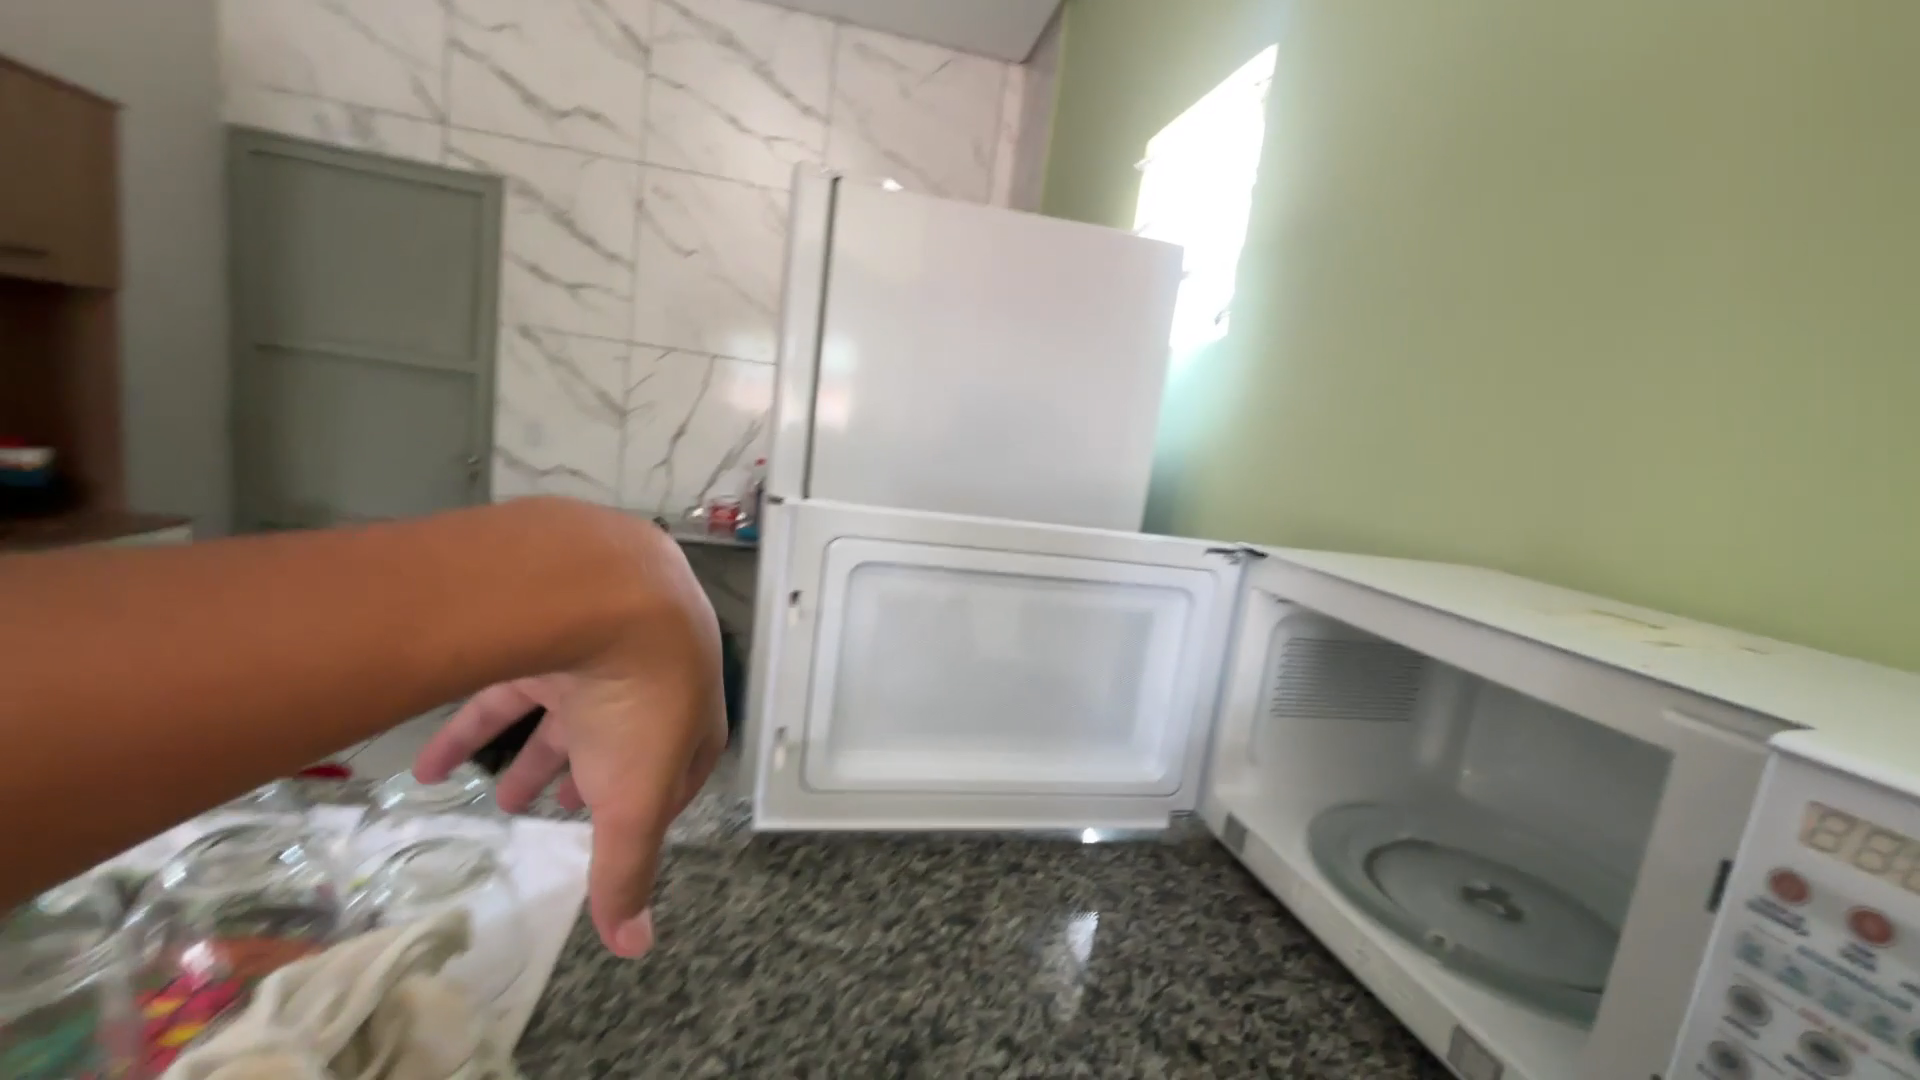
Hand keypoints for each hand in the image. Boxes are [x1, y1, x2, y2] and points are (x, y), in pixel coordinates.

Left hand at [412, 537, 726, 959]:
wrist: (608, 588)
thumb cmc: (639, 700)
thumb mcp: (634, 799)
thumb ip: (627, 871)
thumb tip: (637, 948)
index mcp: (691, 716)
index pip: (680, 770)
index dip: (651, 807)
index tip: (617, 833)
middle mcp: (656, 677)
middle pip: (620, 738)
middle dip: (586, 779)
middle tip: (552, 812)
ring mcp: (606, 641)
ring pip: (565, 710)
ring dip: (531, 755)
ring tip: (495, 798)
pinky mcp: (555, 619)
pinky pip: (510, 680)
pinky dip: (473, 723)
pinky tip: (431, 760)